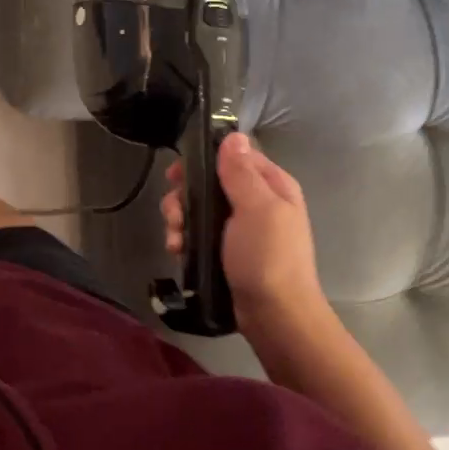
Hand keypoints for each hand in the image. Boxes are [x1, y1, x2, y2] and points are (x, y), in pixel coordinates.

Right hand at [163, 133, 325, 327]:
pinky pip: (196, 233)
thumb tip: (232, 135)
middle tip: (176, 215)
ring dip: (178, 220)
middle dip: (184, 196)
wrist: (273, 313)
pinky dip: (182, 239)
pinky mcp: (223, 249)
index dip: (203, 160)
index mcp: (271, 186)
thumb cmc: (268, 258)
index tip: (176, 175)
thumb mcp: (257, 209)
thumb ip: (241, 173)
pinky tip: (177, 251)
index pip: (233, 156)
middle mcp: (256, 202)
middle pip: (208, 183)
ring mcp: (238, 228)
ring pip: (197, 208)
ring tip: (175, 240)